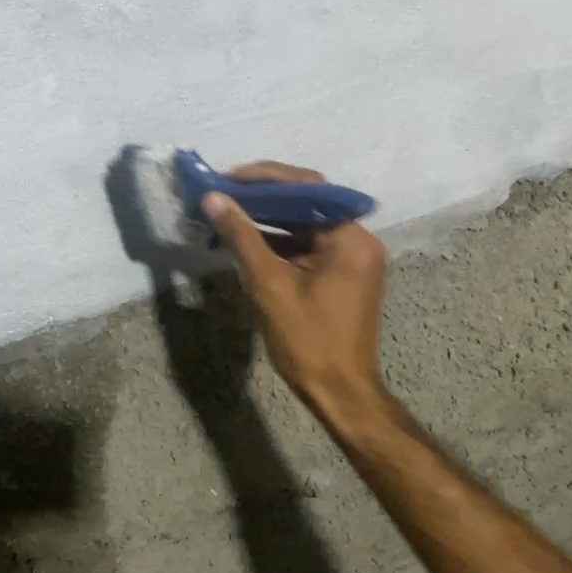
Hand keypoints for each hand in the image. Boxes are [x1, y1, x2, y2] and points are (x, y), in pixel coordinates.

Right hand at [201, 162, 388, 416]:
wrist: (340, 395)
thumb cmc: (308, 340)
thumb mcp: (268, 284)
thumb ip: (241, 235)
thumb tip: (213, 198)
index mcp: (350, 238)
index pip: (308, 187)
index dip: (266, 177)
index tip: (229, 177)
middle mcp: (358, 240)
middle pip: (307, 202)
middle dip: (263, 196)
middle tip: (223, 192)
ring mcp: (352, 258)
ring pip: (305, 223)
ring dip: (268, 218)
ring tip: (228, 212)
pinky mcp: (342, 274)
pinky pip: (308, 243)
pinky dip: (279, 240)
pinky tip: (246, 239)